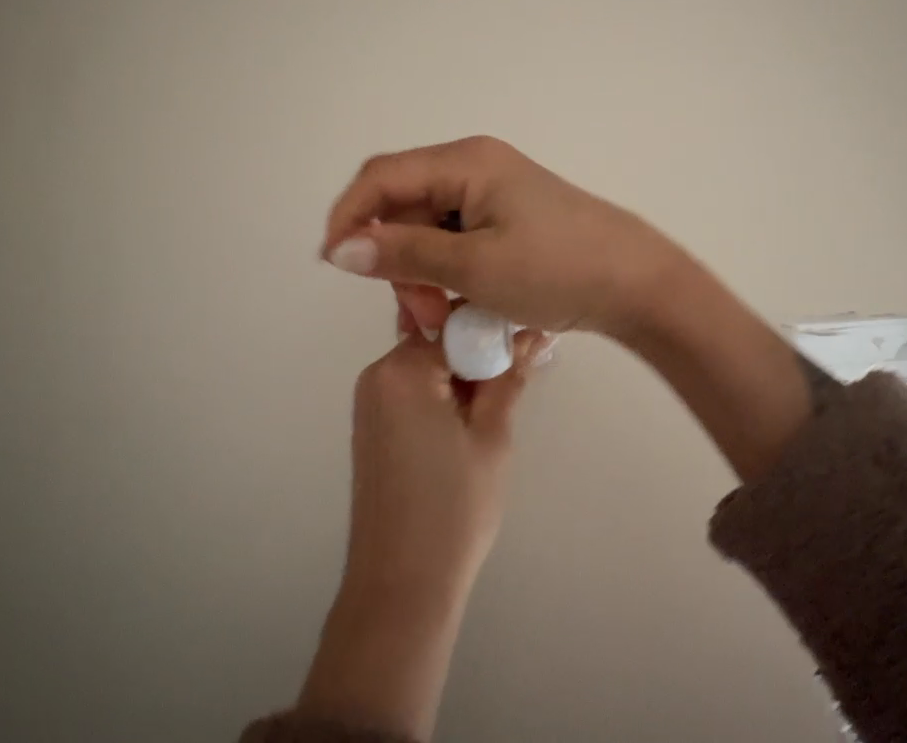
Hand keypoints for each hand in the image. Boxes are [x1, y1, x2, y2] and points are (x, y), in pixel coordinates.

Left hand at [295, 330, 545, 739]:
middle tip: (529, 367)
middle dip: (482, 350)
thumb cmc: (454, 507)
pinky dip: (446, 395)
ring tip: (508, 395)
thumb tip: (532, 332)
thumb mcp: (492, 436)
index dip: (499, 328)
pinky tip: (476, 418)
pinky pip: (415, 391)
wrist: (402, 582)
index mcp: (402, 369)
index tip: (536, 335)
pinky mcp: (372, 427)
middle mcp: (377, 375)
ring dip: (466, 375)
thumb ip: (508, 377)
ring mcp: (370, 402)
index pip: (458, 323)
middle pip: (440, 341)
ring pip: (429, 367)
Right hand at [321, 136, 687, 337]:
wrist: (640, 286)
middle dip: (397, 260)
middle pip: (405, 207)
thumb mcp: (475, 268)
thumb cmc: (558, 270)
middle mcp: (477, 168)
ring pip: (430, 231)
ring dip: (424, 275)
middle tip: (419, 314)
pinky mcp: (511, 222)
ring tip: (443, 320)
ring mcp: (496, 195)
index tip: (335, 265)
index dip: (349, 216)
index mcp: (467, 162)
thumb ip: (404, 255)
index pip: (381, 177)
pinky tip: (462, 309)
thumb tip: (340, 248)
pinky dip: (450, 275)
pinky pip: (459, 243)